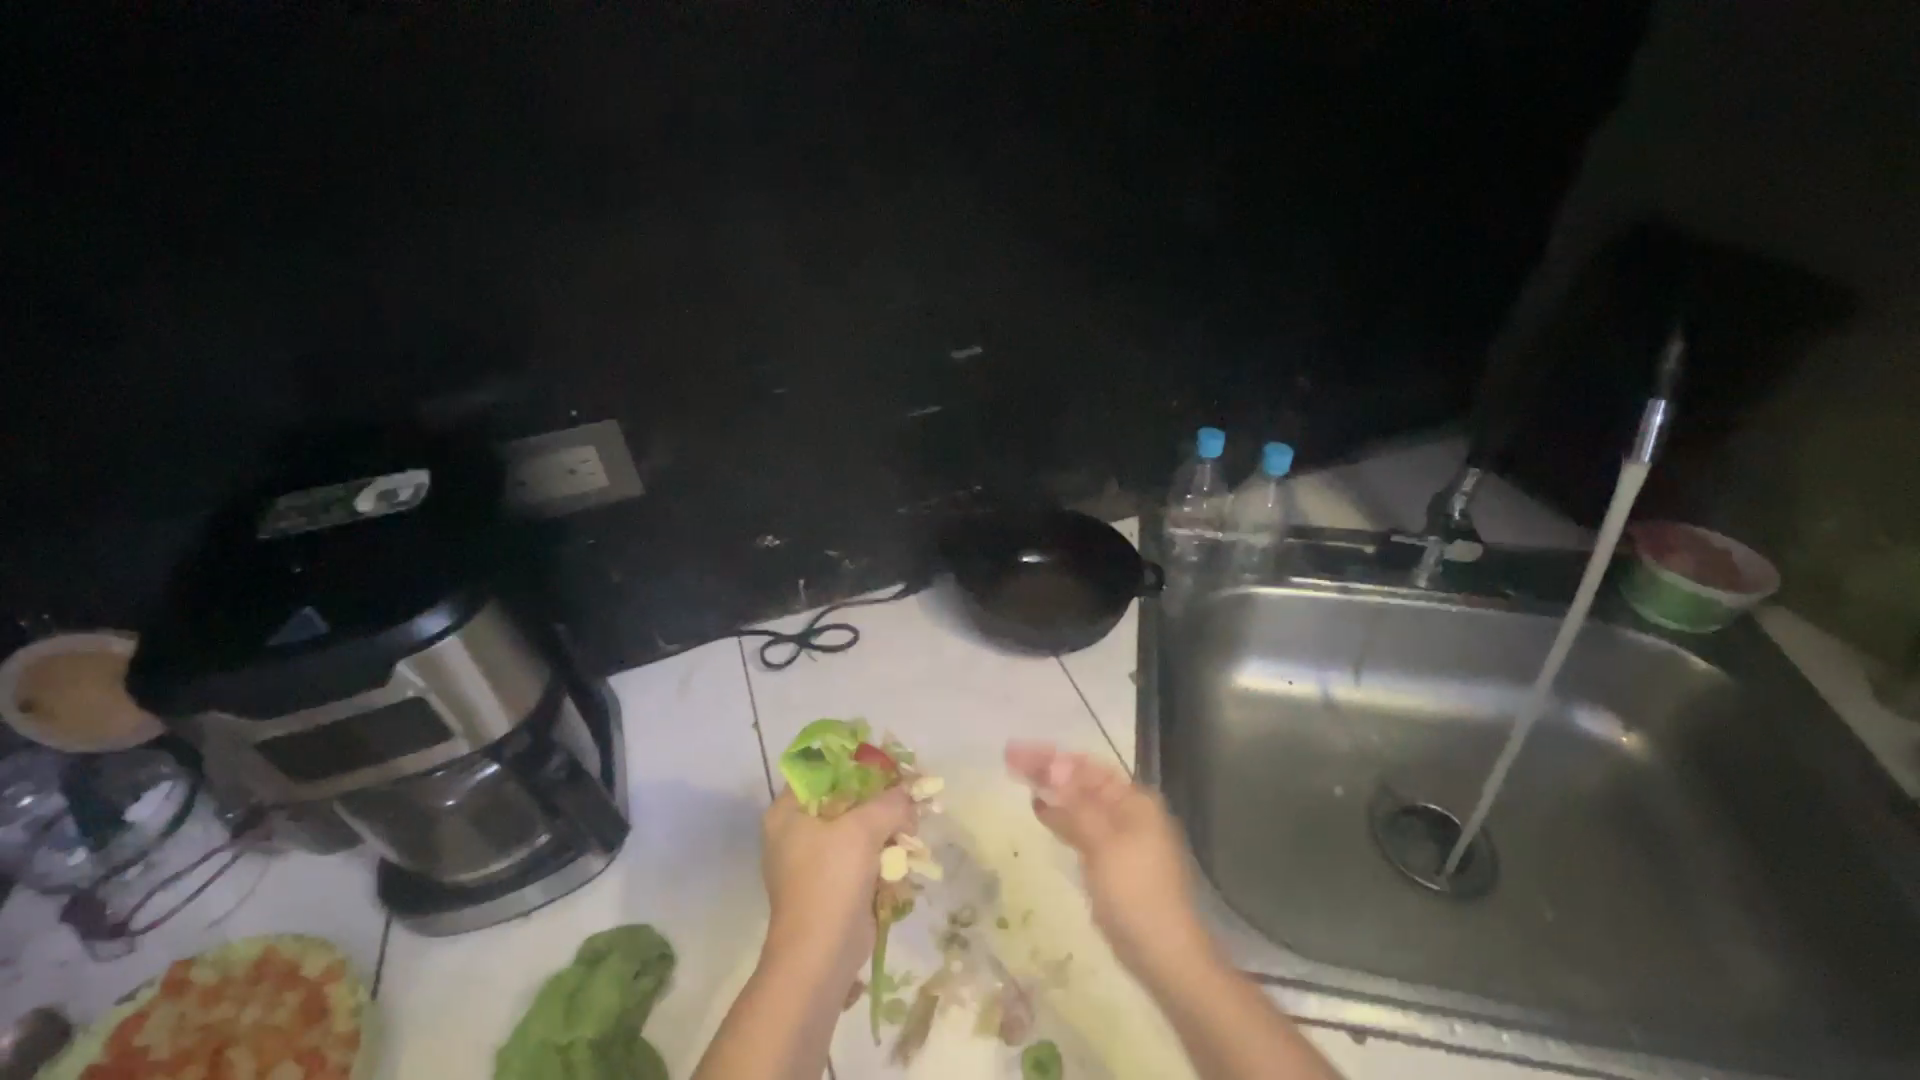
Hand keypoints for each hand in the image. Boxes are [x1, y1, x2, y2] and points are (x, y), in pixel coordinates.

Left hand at [759, 785, 916, 985]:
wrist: (820, 954)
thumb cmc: (831, 879)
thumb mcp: (863, 828)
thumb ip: (890, 802)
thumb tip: (909, 794)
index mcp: (788, 812)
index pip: (823, 772)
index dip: (858, 765)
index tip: (891, 768)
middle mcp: (796, 832)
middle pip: (845, 801)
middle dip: (880, 802)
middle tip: (908, 801)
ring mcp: (813, 862)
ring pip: (857, 831)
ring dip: (886, 831)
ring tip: (912, 831)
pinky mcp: (832, 886)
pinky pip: (861, 859)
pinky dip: (882, 857)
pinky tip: (904, 858)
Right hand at [1005, 742, 1212, 978]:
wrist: (1163, 952)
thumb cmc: (1135, 892)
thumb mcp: (1103, 842)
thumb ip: (1076, 804)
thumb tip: (1053, 765)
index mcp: (1135, 802)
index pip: (1087, 767)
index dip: (1051, 756)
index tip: (1016, 751)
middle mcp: (1130, 813)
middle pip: (1083, 783)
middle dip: (1048, 769)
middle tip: (1010, 758)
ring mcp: (1121, 838)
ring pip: (1080, 804)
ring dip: (1052, 790)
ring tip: (1019, 777)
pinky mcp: (1111, 862)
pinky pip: (1082, 827)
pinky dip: (1062, 817)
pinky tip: (1042, 812)